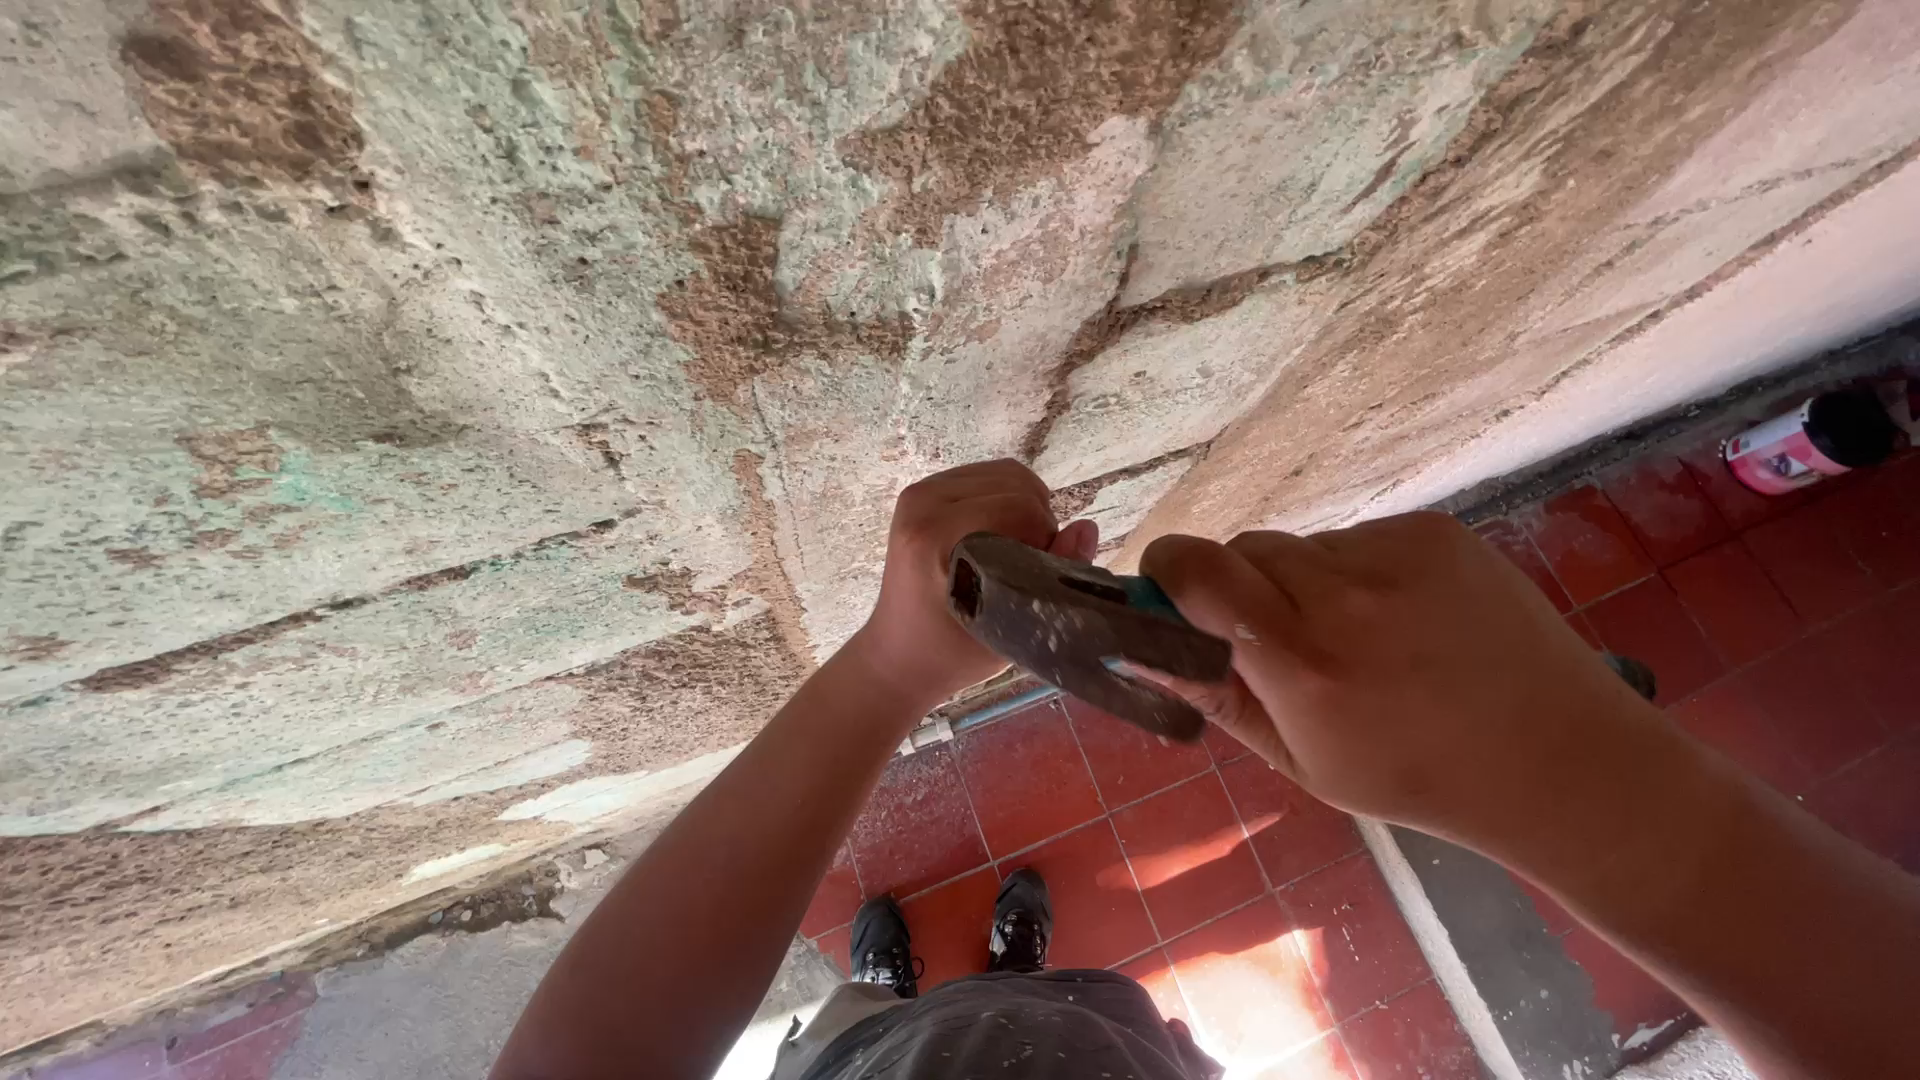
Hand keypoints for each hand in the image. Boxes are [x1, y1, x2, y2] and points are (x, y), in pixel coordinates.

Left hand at [852, 460, 1097, 708]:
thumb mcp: (1006, 629)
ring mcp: (921, 491)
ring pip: (1006, 474)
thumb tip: (1087, 527)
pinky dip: (1009, 501)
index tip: (1037, 575)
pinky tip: (1004, 538)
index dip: (1044, 537)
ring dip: (1026, 509)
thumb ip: (1050, 579)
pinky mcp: (926, 491)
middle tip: (1031, 565)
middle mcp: (922, 500)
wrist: (897, 657)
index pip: (1017, 505)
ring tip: (1018, 552)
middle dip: (1038, 521)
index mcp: (932, 532)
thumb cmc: (949, 654)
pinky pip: (988, 477)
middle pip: (1014, 482)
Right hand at [1139, 512, 1663, 845]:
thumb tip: (1133, 650)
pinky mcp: (1433, 529)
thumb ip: (1210, 693)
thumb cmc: (1413, 776)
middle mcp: (1342, 594)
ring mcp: (1394, 552)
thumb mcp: (1296, 757)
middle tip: (1277, 638)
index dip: (1165, 571)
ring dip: (1296, 581)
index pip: (1194, 568)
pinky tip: (1397, 616)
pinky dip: (1350, 571)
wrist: (1564, 762)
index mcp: (1301, 661)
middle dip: (1236, 587)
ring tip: (1353, 634)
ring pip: (1295, 545)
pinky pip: (1351, 537)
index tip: (1169, 596)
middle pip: (1240, 550)